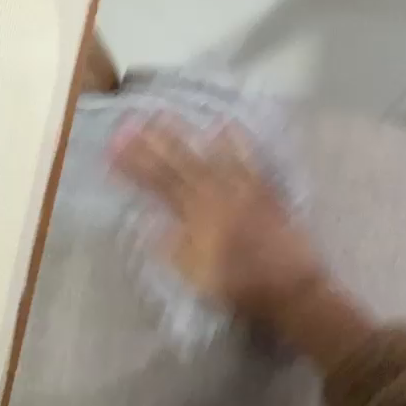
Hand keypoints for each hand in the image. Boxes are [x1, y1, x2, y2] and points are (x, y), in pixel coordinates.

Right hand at [110, 116, 324, 322]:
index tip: (114, 148)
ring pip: (209, 156)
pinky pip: (250, 160)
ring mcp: (243, 190)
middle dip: (152, 142)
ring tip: (164, 115)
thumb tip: (150, 224)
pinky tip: (225, 124)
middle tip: (131, 120)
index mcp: (195, 218)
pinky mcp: (267, 191)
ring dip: (185, 135)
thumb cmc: (240, 289)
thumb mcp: (197, 278)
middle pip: (179, 164)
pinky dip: (237, 142)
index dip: (134, 166)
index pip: (158, 185)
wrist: (291, 290)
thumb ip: (174, 248)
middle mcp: (217, 197)